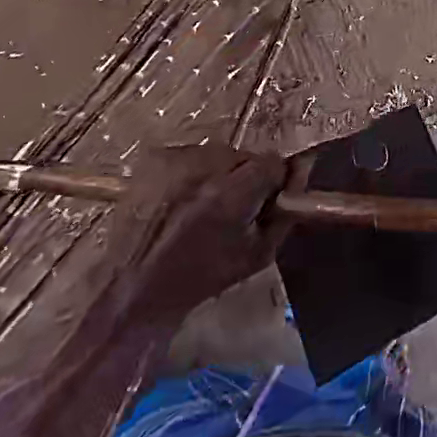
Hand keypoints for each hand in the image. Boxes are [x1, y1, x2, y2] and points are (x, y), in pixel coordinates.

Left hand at [111, 145, 289, 322]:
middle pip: (244, 155)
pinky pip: (191, 154)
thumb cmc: (200, 278)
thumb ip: (283, 216)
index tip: (270, 196)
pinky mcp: (156, 157)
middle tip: (239, 204)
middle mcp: (202, 169)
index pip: (270, 162)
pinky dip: (196, 170)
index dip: (275, 178)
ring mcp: (176, 160)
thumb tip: (300, 180)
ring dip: (222, 171)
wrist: (136, 283)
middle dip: (248, 175)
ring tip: (209, 202)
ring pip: (218, 153)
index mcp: (229, 196)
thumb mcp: (255, 257)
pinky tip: (186, 197)